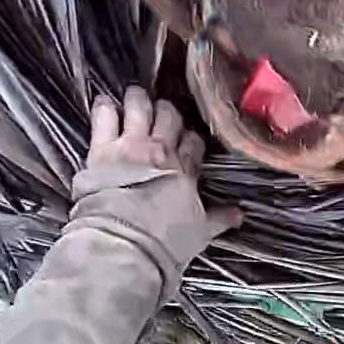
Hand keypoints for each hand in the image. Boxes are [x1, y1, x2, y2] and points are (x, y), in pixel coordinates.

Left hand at [72, 87, 238, 299]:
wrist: (126, 244)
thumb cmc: (165, 241)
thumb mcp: (199, 232)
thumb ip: (219, 219)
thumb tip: (240, 215)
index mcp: (184, 169)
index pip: (193, 141)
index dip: (192, 138)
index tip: (188, 143)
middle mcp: (159, 150)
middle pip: (168, 117)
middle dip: (167, 113)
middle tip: (162, 116)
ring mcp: (130, 146)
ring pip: (139, 107)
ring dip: (138, 100)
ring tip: (135, 98)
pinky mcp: (102, 149)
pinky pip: (104, 117)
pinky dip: (105, 108)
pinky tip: (105, 103)